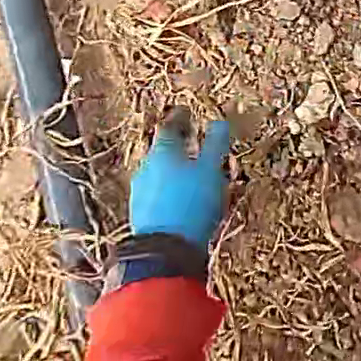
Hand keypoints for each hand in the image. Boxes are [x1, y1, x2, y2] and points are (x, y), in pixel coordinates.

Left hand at [128, 116, 233, 249]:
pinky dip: (173, 186)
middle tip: (194, 140)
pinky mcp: (142, 211)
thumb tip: (219, 122)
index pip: (169, 127)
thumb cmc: (192, 201)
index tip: (188, 113)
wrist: (166, 248)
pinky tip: (186, 195)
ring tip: (195, 170)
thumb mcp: (211, 168)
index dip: (180, 118)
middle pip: (164, 149)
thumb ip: (215, 144)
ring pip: (161, 170)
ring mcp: (141, 191)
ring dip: (177, 167)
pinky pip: (160, 190)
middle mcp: (146, 168)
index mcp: (162, 153)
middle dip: (180, 144)